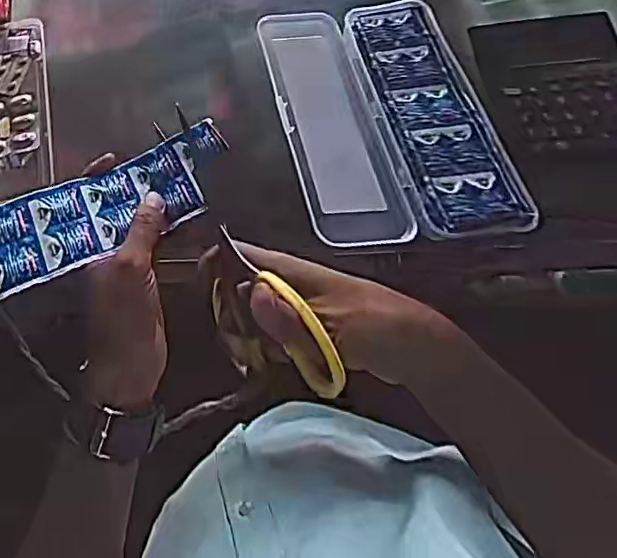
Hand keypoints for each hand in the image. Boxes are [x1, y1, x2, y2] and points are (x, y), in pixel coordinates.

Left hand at [81, 154, 169, 410]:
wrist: (130, 370)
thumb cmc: (122, 319)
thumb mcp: (131, 268)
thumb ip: (140, 230)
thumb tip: (152, 196)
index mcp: (86, 247)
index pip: (84, 204)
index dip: (95, 180)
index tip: (114, 159)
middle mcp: (99, 251)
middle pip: (111, 211)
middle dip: (129, 188)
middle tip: (152, 166)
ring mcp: (120, 263)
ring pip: (133, 226)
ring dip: (149, 207)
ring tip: (170, 182)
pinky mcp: (141, 276)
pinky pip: (150, 243)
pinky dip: (163, 228)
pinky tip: (179, 215)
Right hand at [220, 243, 467, 388]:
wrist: (412, 345)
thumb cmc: (371, 323)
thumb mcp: (329, 323)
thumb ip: (289, 315)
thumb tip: (251, 293)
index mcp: (286, 267)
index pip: (235, 254)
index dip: (213, 269)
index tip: (204, 299)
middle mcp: (283, 280)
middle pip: (236, 288)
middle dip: (229, 315)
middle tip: (238, 346)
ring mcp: (293, 303)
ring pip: (251, 314)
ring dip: (247, 337)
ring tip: (255, 359)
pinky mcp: (302, 325)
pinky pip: (270, 332)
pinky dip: (265, 347)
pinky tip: (272, 363)